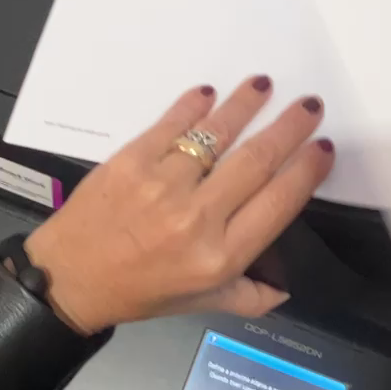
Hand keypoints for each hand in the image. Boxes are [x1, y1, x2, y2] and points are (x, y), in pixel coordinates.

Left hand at [26, 77, 333, 333]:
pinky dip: (192, 105)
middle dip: (288, 128)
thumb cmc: (138, 291)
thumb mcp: (199, 303)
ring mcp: (162, 185)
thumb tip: (284, 288)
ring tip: (263, 86)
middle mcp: (196, 218)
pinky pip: (171, 124)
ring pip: (216, 135)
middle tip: (308, 106)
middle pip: (256, 161)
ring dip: (245, 105)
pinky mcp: (131, 160)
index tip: (321, 148)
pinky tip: (209, 93)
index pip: (278, 202)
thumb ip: (248, 296)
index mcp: (220, 256)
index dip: (306, 170)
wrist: (69, 278)